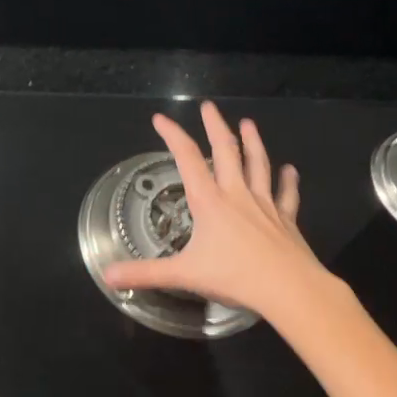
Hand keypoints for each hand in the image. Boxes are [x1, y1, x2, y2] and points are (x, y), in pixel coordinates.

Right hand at [104, 101, 338, 317]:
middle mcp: (237, 194)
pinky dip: (288, 181)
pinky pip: (287, 195)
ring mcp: (264, 205)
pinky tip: (290, 170)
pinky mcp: (285, 220)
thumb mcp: (183, 275)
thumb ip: (144, 273)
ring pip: (258, 165)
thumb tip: (106, 275)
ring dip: (253, 142)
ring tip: (248, 123)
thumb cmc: (234, 277)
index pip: (188, 159)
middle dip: (215, 126)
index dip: (173, 136)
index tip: (160, 118)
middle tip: (208, 106)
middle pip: (227, 151)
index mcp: (209, 202)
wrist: (289, 289)